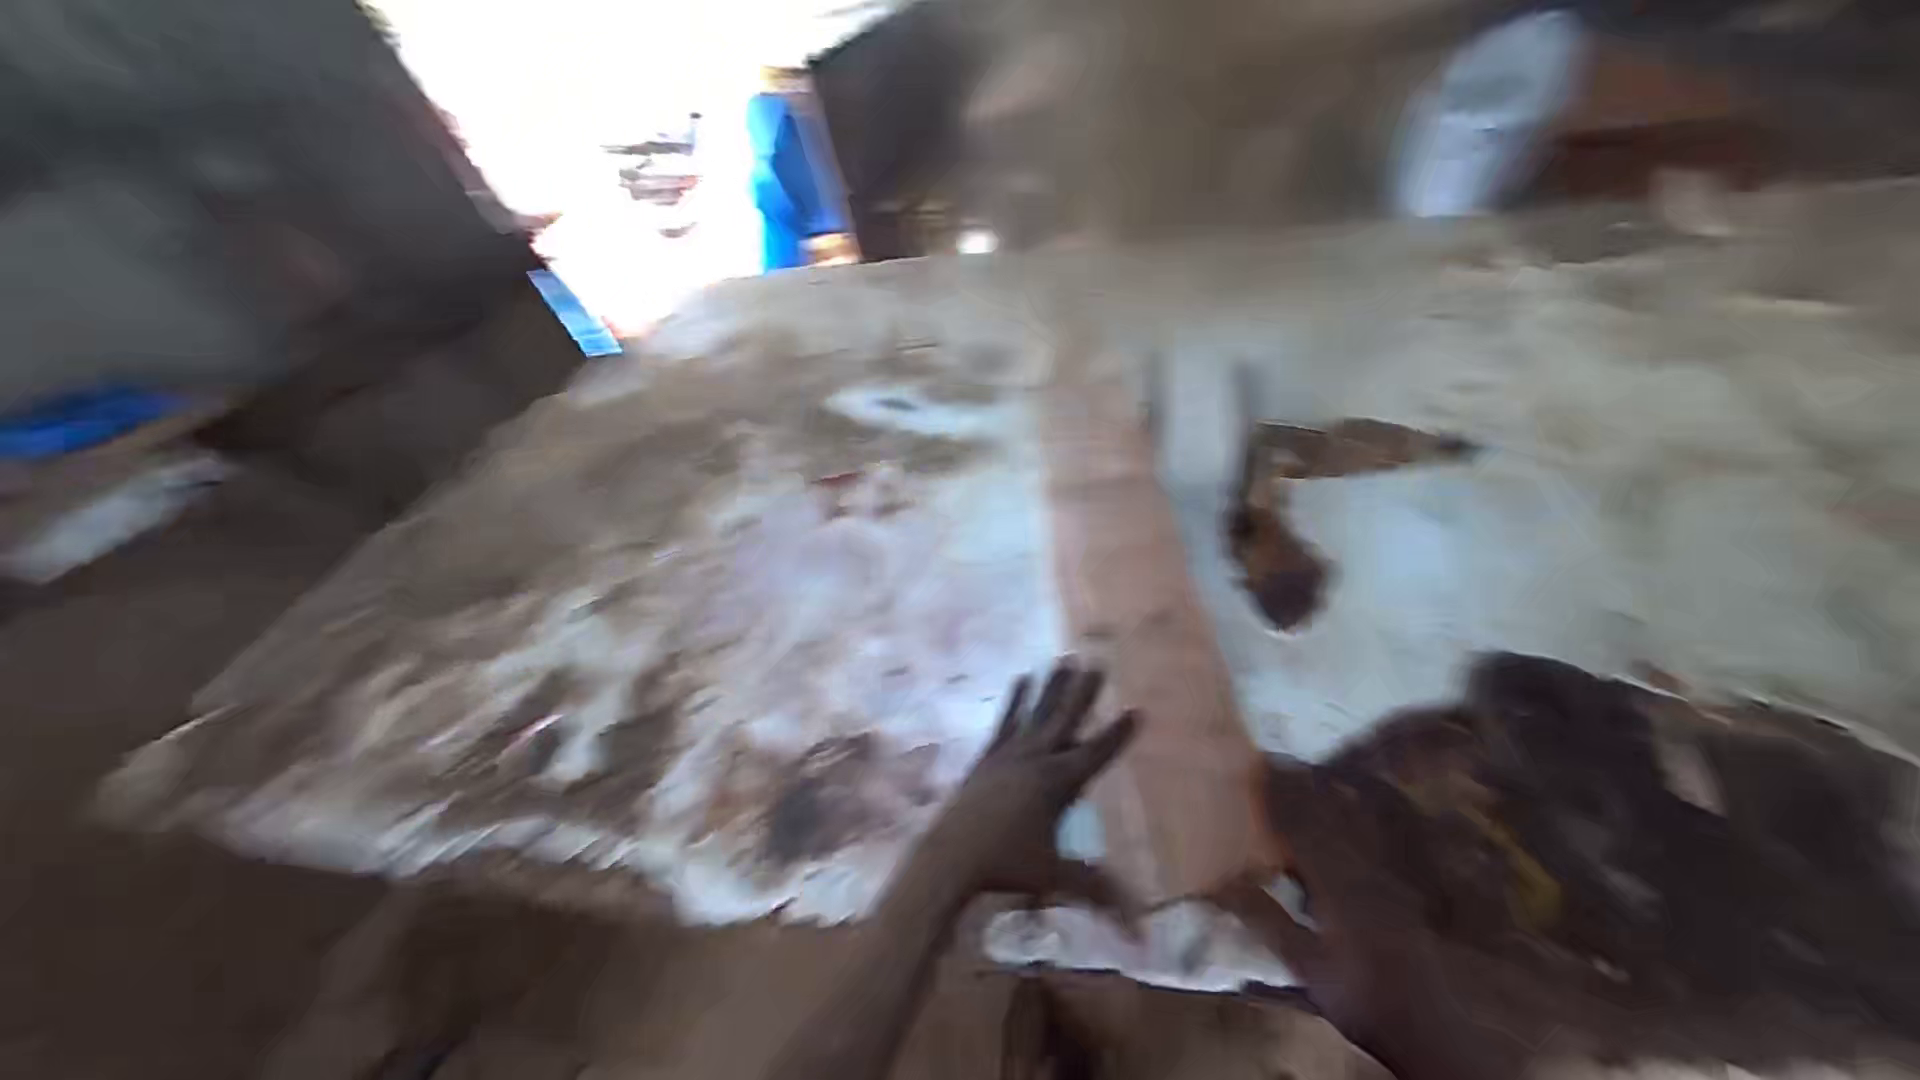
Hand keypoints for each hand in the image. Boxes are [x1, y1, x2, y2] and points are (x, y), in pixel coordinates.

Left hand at [914, 661, 1140, 916]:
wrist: (950, 854)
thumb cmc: (1006, 866)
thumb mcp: (1056, 877)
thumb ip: (1098, 891)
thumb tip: (1140, 930)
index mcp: (1057, 783)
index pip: (1096, 753)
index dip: (1118, 733)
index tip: (1136, 709)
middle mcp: (1035, 758)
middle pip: (1065, 719)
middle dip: (1083, 692)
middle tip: (1095, 661)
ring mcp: (1009, 753)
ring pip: (1037, 713)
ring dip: (1052, 687)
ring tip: (1062, 660)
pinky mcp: (987, 755)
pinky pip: (1006, 721)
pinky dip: (1015, 700)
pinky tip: (1021, 680)